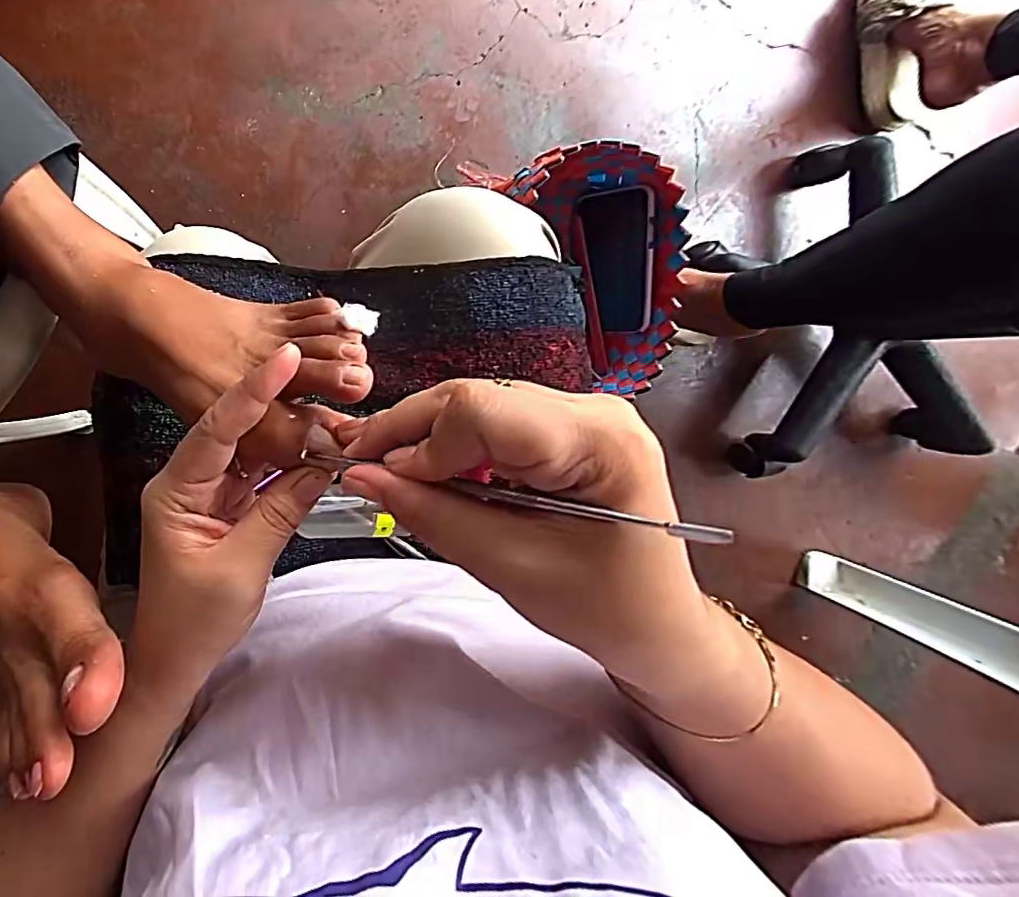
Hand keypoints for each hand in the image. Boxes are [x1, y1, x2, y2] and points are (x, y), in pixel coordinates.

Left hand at [133, 345, 333, 696]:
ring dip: (285, 441)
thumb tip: (319, 468)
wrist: (172, 661)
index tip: (282, 360)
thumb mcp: (241, 568)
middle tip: (322, 395)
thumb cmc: (191, 624)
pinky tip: (311, 458)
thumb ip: (280, 513)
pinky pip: (255, 478)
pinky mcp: (222, 509)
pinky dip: (284, 470)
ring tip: (326, 424)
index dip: (251, 393)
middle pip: (232, 434)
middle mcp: (185, 483)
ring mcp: (204, 495)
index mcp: (173, 491)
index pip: (215, 430)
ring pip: (248, 454)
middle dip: (277, 412)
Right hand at [335, 379, 716, 687]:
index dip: (416, 441)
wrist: (656, 623)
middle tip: (363, 465)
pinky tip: (428, 471)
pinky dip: (444, 443)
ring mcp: (576, 411)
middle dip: (407, 431)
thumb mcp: (505, 564)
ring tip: (391, 473)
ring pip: (468, 403)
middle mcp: (591, 409)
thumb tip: (363, 476)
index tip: (379, 477)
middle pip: (469, 397)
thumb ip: (428, 512)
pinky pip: (482, 417)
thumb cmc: (603, 606)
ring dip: (421, 437)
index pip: (479, 410)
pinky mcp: (557, 423)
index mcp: (599, 441)